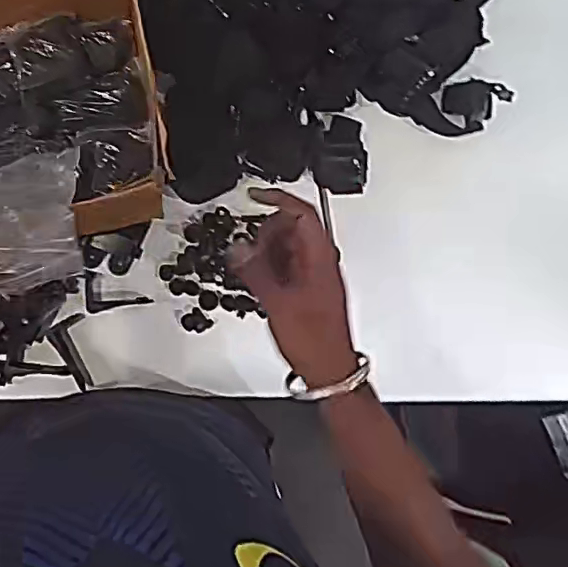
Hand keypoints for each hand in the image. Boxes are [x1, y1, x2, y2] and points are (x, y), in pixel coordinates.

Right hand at [229, 188, 359, 386]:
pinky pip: (287, 263)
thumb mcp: (277, 302)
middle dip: (266, 232)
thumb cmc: (315, 341)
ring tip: (252, 268)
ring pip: (287, 245)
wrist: (328, 370)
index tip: (257, 195)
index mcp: (319, 257)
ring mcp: (315, 273)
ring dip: (266, 250)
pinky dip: (270, 265)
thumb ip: (255, 270)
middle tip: (249, 248)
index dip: (278, 199)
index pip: (302, 213)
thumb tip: (239, 248)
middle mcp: (320, 261)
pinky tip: (259, 280)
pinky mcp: (308, 286)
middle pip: (292, 227)